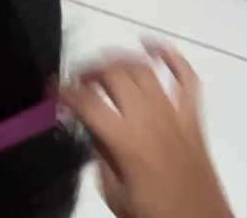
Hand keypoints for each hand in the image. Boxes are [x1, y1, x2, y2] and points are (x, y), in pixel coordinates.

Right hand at [61, 42, 233, 217]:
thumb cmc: (154, 216)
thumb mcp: (114, 195)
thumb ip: (100, 155)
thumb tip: (92, 128)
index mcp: (127, 142)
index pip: (87, 101)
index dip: (64, 90)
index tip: (52, 90)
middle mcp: (150, 120)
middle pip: (114, 74)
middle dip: (89, 69)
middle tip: (79, 79)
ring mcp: (175, 114)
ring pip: (143, 68)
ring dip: (120, 59)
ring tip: (106, 66)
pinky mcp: (194, 118)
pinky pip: (187, 78)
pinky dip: (171, 57)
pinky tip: (151, 46)